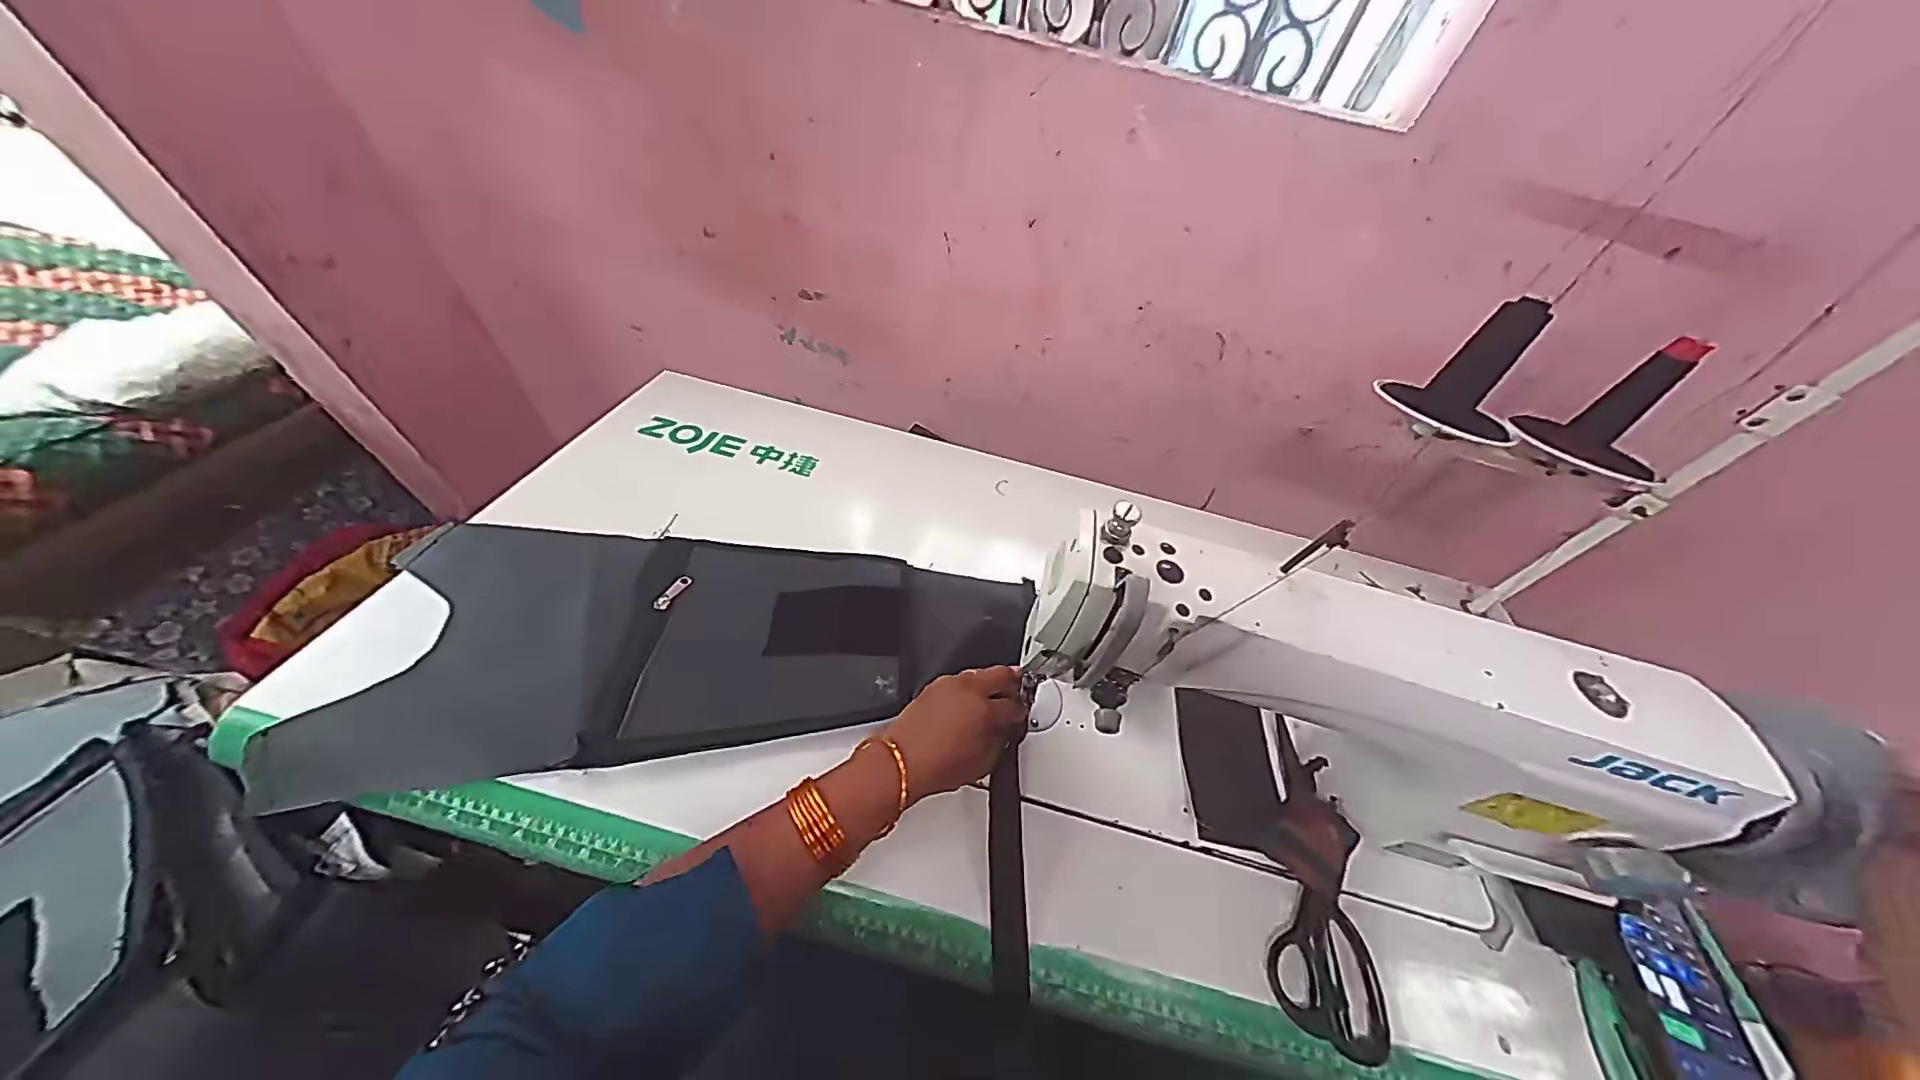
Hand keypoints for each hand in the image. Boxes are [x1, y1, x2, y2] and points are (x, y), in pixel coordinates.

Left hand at [882, 666, 1026, 802]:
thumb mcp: (982, 763)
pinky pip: (958, 679)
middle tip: (1017, 687)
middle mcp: (968, 691)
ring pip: (978, 673)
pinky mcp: (933, 686)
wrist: (901, 761)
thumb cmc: (935, 765)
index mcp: (985, 710)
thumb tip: (1003, 732)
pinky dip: (968, 686)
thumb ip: (999, 741)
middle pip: (1000, 674)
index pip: (1013, 705)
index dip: (1021, 711)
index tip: (1020, 713)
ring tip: (993, 693)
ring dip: (989, 680)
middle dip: (1012, 681)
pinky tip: (968, 698)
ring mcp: (949, 685)